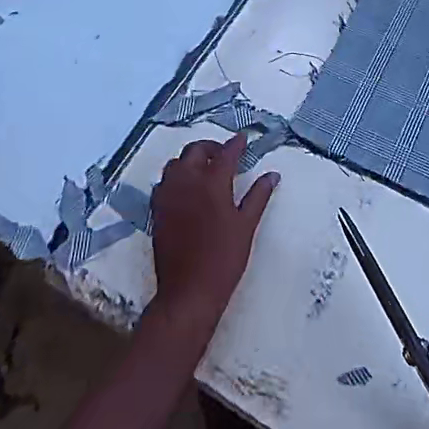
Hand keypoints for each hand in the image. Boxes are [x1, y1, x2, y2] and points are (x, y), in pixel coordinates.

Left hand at [149, 134, 278, 332]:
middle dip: (211, 147)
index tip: (243, 139)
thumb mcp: (246, 226)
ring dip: (191, 160)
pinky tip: (187, 189)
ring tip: (206, 170)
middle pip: (195, 151)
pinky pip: (164, 182)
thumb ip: (258, 196)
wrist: (188, 290)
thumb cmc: (224, 259)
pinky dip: (176, 177)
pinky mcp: (156, 210)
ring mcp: (167, 196)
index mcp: (211, 184)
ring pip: (175, 164)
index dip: (236, 144)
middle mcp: (186, 183)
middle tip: (225, 155)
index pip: (225, 154)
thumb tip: (272, 175)